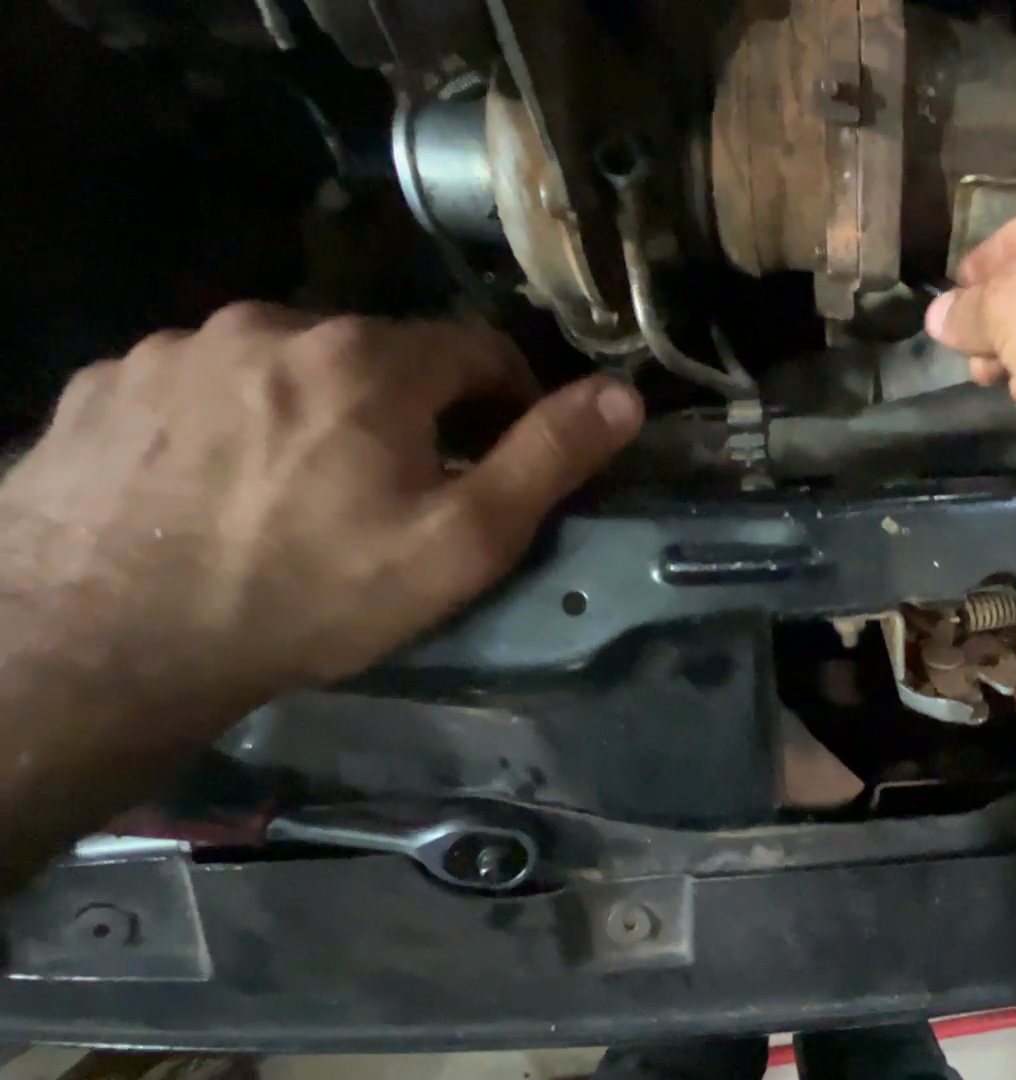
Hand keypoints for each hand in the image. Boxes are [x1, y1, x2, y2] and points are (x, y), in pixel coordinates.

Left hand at [0, 303, 643, 720]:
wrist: (90, 653)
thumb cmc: (314, 594)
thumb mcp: (465, 538)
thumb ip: (550, 456)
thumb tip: (625, 394)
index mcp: (370, 359)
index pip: (482, 347)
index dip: (513, 401)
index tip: (503, 458)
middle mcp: (272, 326)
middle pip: (390, 353)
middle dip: (422, 408)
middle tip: (414, 488)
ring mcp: (178, 350)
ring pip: (300, 363)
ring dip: (332, 407)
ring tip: (319, 489)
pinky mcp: (108, 383)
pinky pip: (216, 382)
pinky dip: (248, 417)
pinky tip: (234, 486)